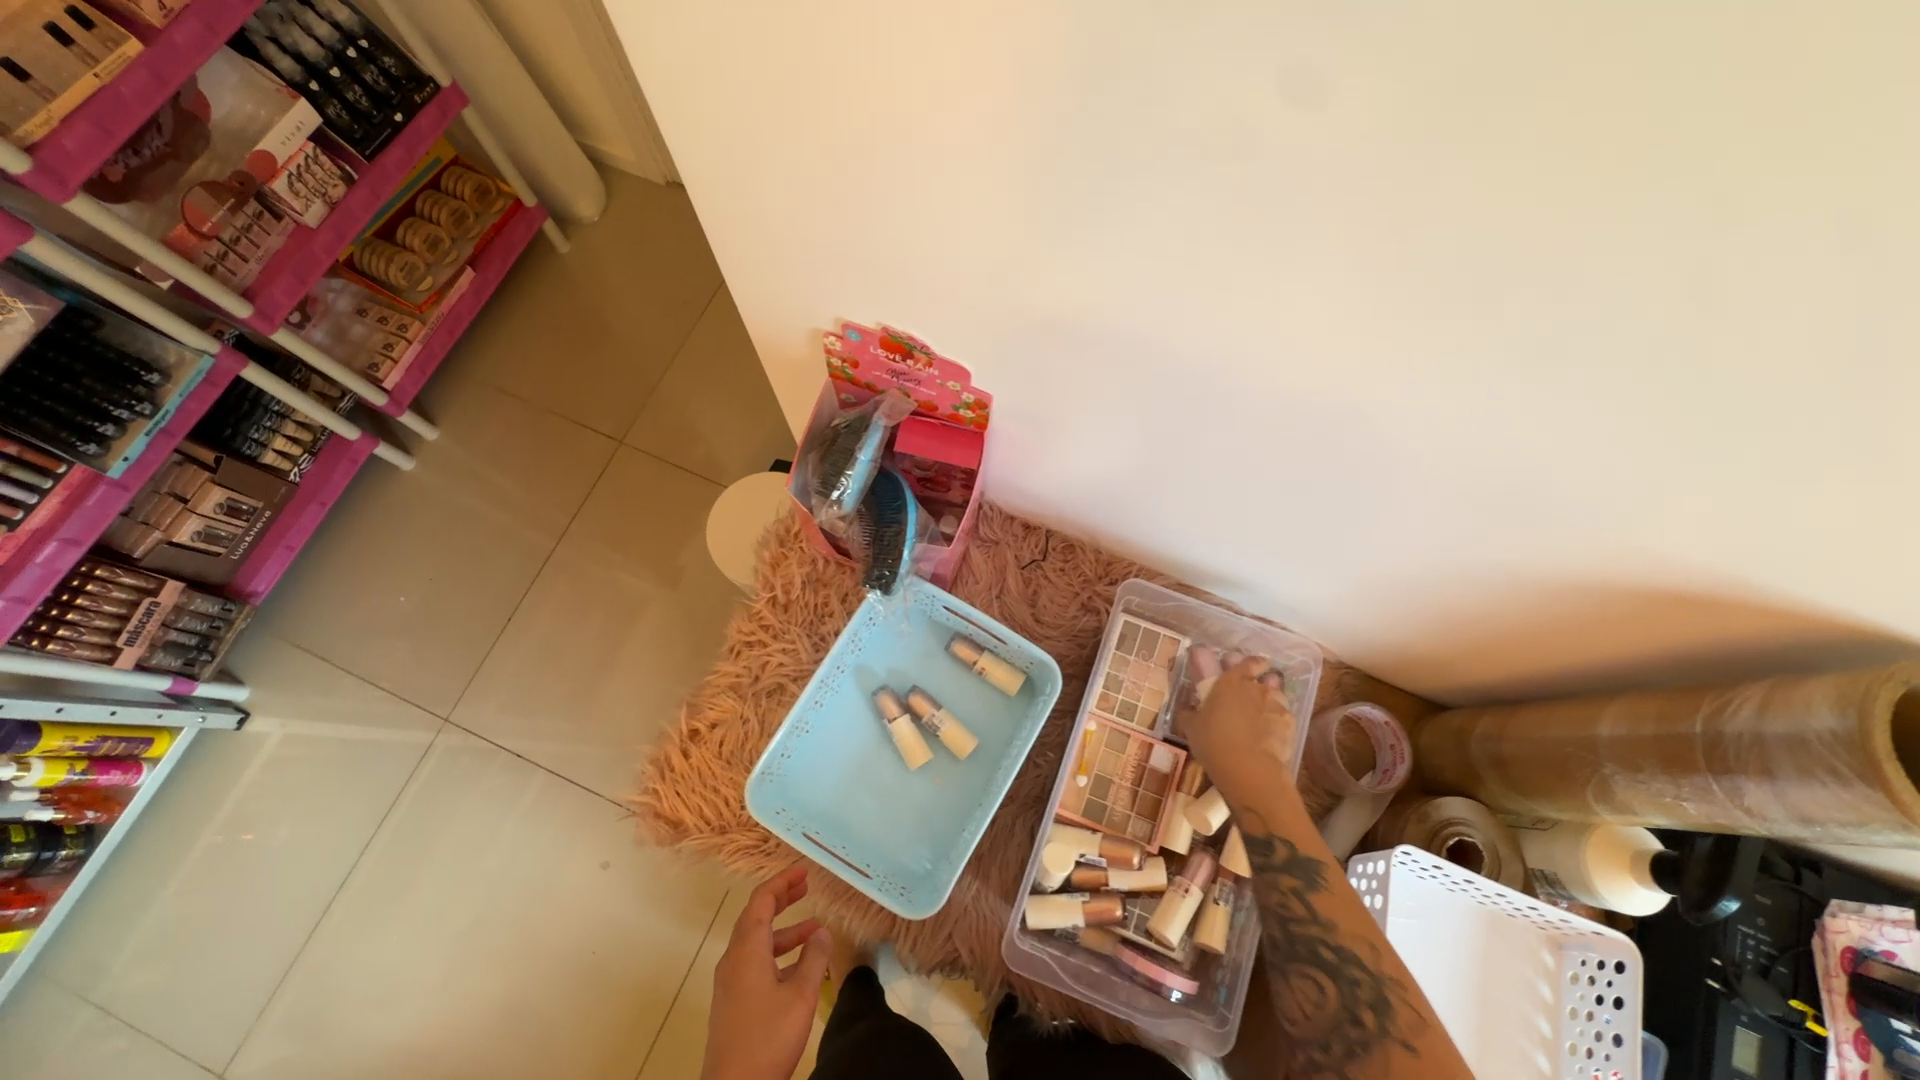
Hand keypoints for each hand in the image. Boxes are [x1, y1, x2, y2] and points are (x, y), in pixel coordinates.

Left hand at [702, 866, 831, 1079]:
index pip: (761, 902)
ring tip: (815, 928)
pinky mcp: (734, 1002)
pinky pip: (756, 962)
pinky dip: (778, 953)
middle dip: (782, 900)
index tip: (803, 871)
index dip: (782, 883)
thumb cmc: (768, 1037)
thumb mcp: (801, 995)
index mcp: (746, 950)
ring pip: (757, 942)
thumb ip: (814, 959)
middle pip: (756, 917)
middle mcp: (734, 960)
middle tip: (806, 886)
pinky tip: (801, 966)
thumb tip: (822, 932)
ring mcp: (731, 982)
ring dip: (785, 930)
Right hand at [1180, 657, 1302, 807]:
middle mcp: (1256, 688)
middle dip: (1259, 685)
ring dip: (1270, 704)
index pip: (1248, 663)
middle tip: (1249, 699)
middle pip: (1264, 679)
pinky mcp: (1290, 725)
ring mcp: (1277, 705)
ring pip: (1277, 698)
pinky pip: (1284, 719)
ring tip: (1261, 720)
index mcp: (1230, 682)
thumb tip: (1187, 710)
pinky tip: (1270, 738)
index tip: (1252, 667)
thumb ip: (1190, 714)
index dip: (1252, 664)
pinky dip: (1278, 724)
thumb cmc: (1213, 742)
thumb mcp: (1192, 728)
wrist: (1248, 769)